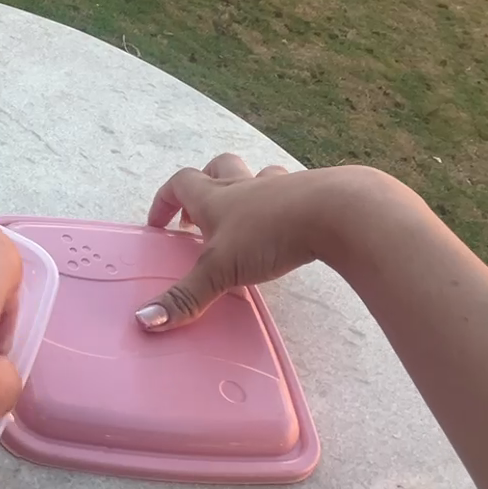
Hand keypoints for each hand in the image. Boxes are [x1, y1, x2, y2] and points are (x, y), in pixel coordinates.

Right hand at [137, 154, 391, 330]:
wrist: (342, 212)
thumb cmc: (271, 233)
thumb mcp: (220, 270)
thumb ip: (185, 296)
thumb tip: (145, 321)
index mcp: (217, 198)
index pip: (180, 185)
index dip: (164, 201)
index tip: (158, 224)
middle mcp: (246, 186)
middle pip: (218, 167)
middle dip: (205, 184)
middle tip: (199, 215)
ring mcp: (284, 187)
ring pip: (259, 176)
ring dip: (248, 190)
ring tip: (246, 218)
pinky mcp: (317, 195)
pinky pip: (295, 192)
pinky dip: (286, 205)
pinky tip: (290, 227)